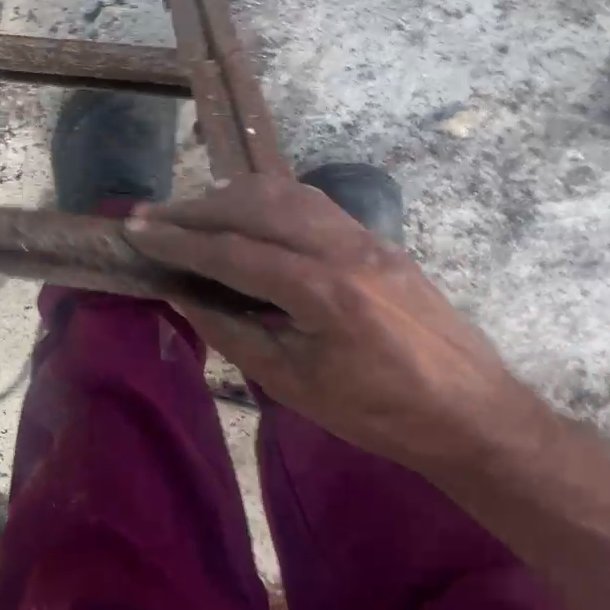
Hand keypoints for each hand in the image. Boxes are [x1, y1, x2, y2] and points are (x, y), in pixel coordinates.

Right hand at [123, 175, 545, 475]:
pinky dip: (263, 197)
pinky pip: (308, 200)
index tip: (133, 230)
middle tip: (148, 217)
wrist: (476, 417)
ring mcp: (364, 238)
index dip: (175, 239)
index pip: (230, 251)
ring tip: (187, 211)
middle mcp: (344, 250)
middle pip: (252, 207)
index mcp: (323, 294)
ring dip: (226, 197)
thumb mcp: (292, 383)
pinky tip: (241, 209)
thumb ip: (229, 331)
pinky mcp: (375, 238)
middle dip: (191, 209)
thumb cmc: (378, 413)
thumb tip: (178, 291)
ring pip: (281, 192)